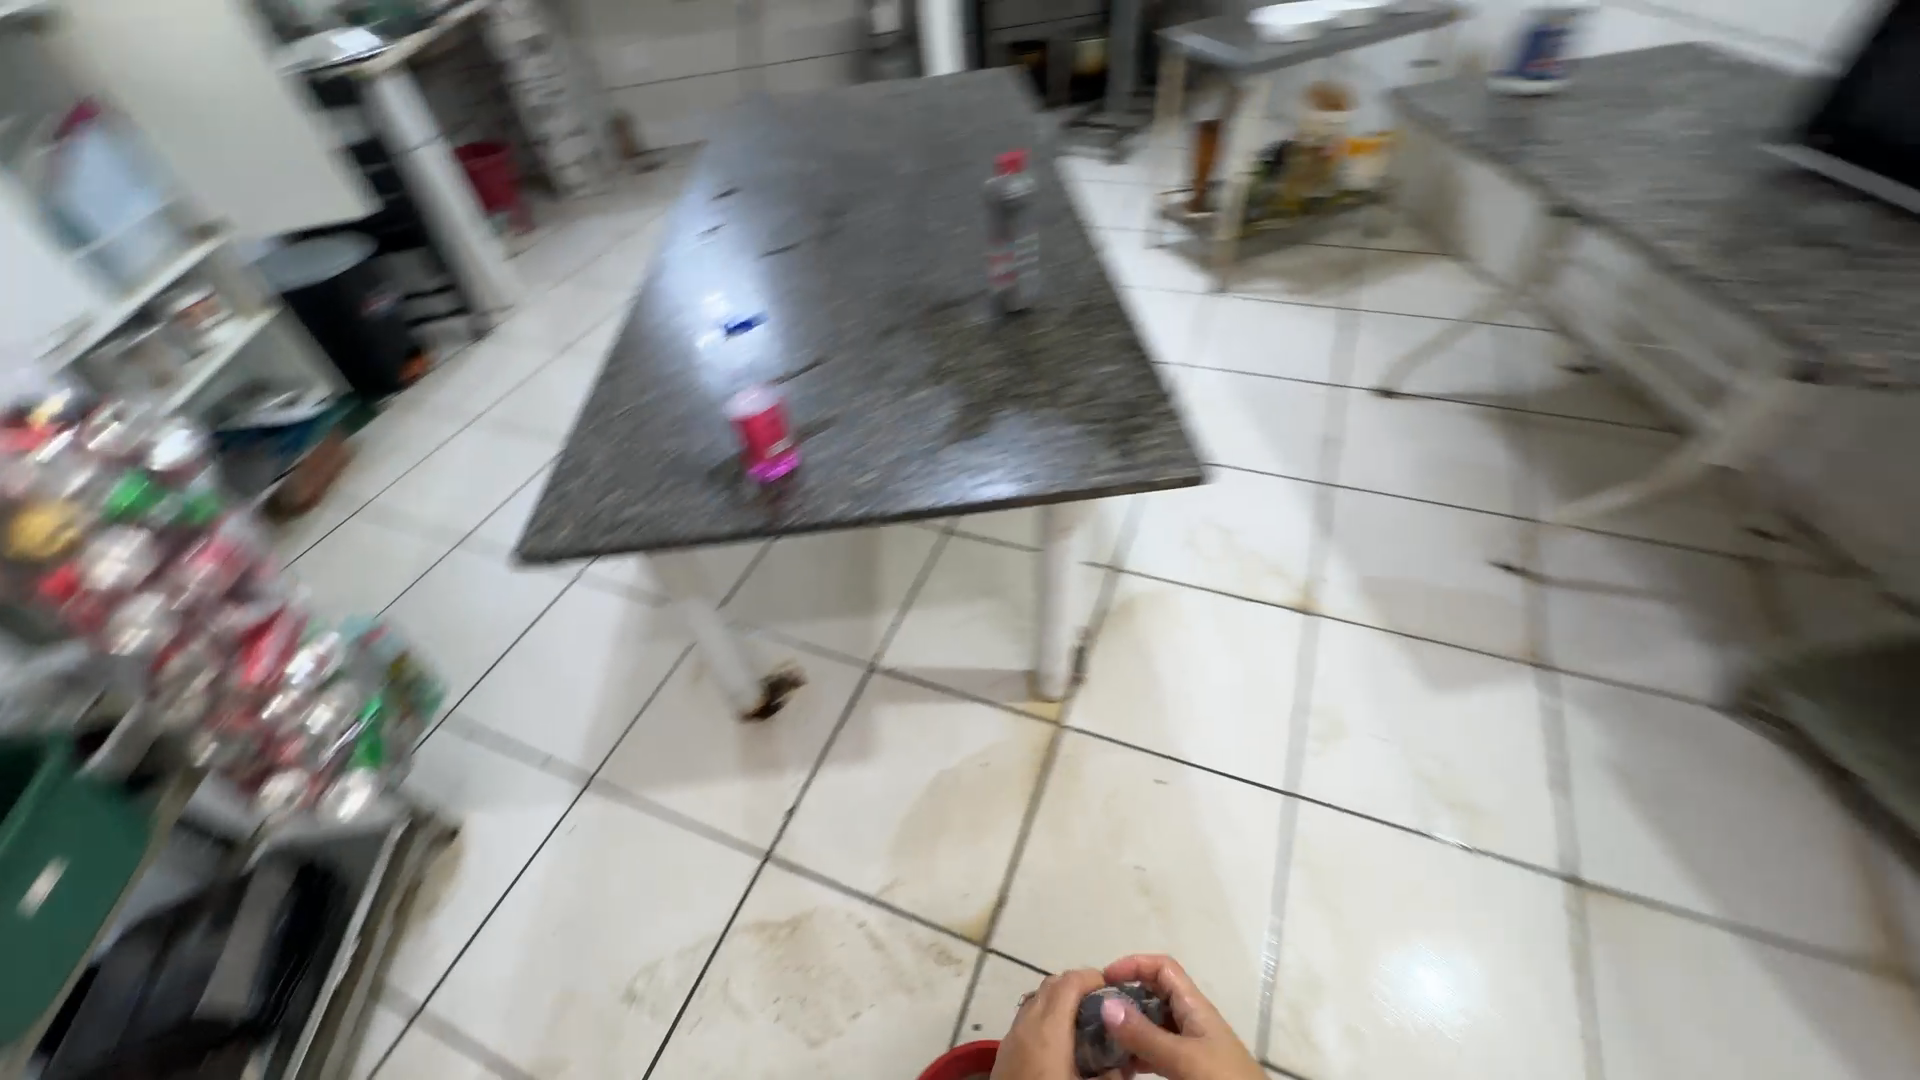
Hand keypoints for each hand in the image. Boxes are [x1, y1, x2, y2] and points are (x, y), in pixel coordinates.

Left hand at [991, 968, 1107, 1079]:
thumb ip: (1111, 1076)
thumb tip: (1125, 1065)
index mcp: (1048, 1029)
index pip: (1069, 982)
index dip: (1092, 977)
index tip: (1113, 988)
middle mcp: (1027, 1023)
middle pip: (1051, 984)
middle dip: (1078, 986)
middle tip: (1103, 1005)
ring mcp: (1012, 1035)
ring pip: (1036, 999)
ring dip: (1059, 1000)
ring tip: (1084, 1022)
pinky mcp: (1004, 1050)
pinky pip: (1027, 1017)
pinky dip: (1045, 1015)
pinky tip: (1061, 1041)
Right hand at [1098, 955, 1264, 1079]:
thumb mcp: (1184, 1059)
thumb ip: (1145, 1035)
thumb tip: (1105, 1003)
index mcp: (1195, 1007)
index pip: (1162, 968)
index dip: (1134, 964)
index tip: (1105, 979)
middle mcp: (1192, 1021)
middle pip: (1155, 994)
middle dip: (1126, 997)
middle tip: (1097, 1013)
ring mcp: (1192, 1048)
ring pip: (1154, 1025)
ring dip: (1130, 1029)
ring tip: (1103, 1041)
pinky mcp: (1190, 1072)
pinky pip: (1158, 1052)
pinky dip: (1138, 1054)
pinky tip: (1123, 1068)